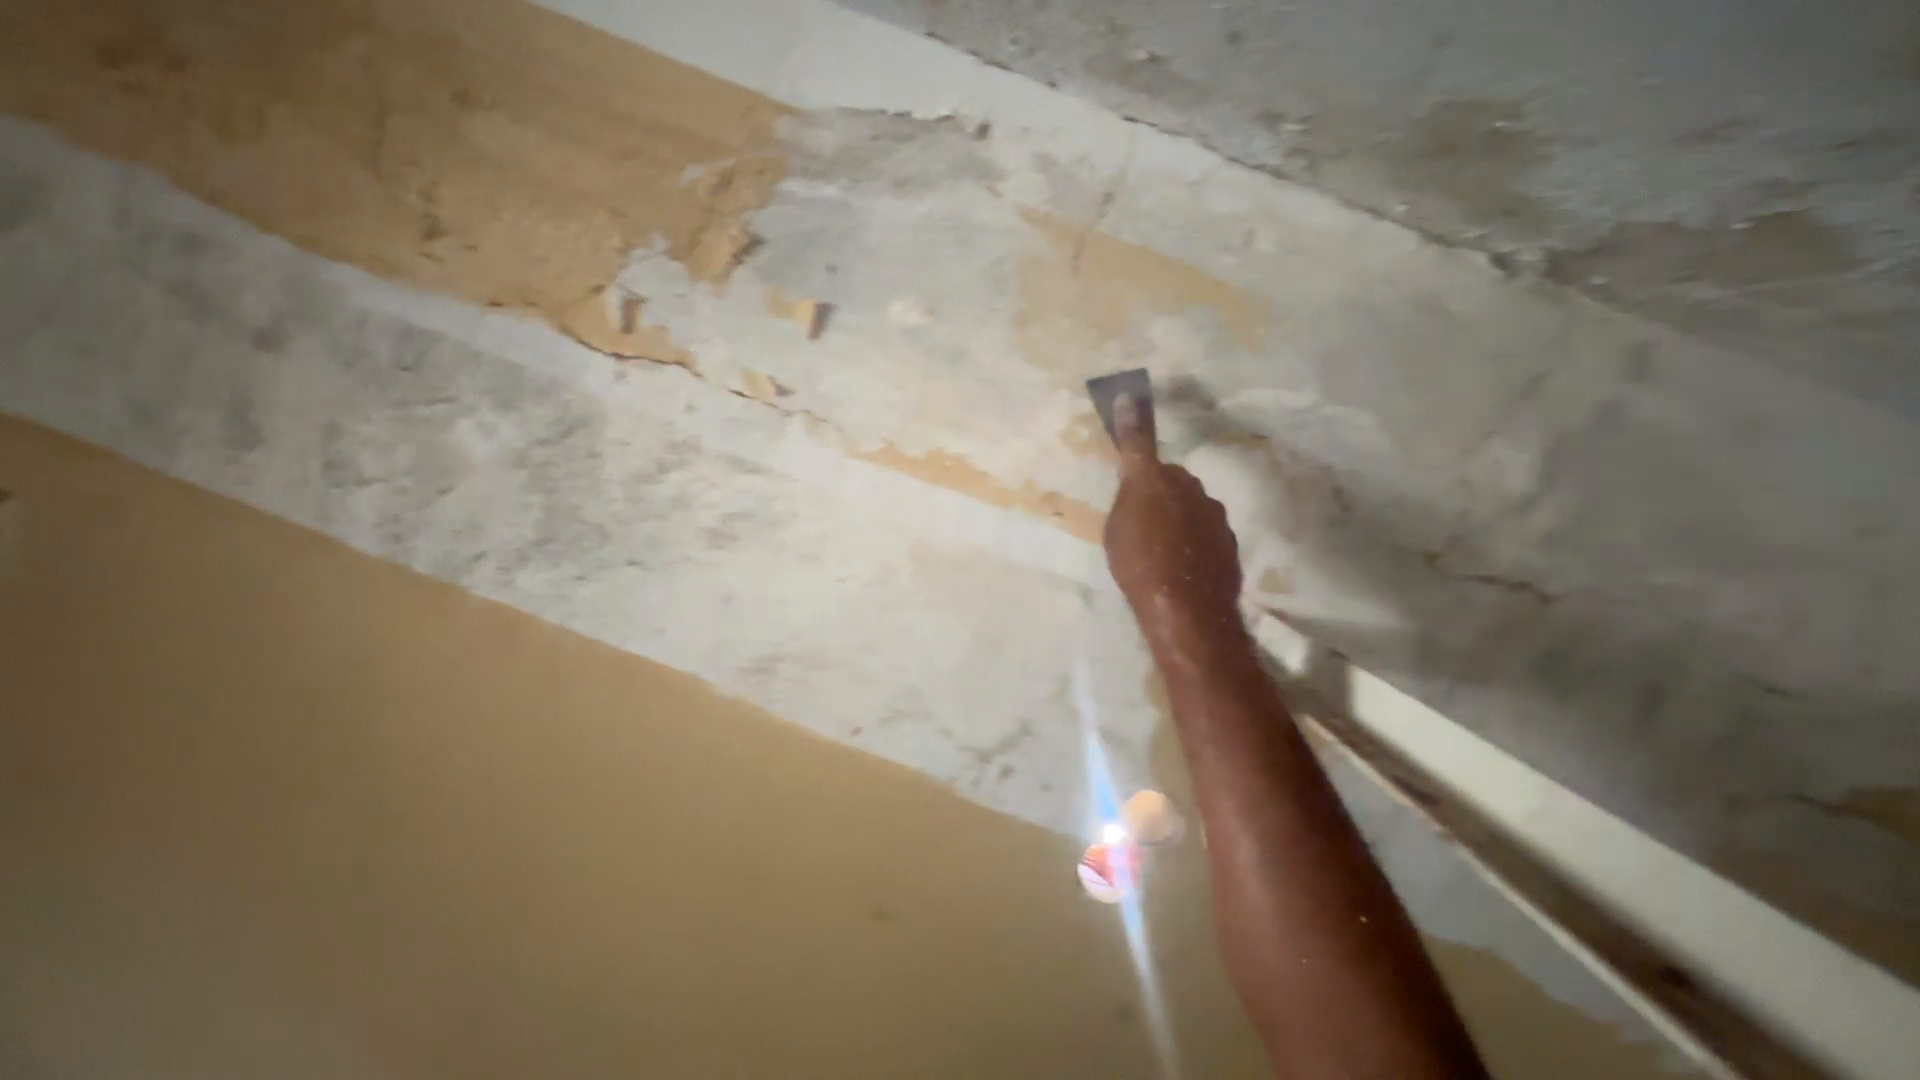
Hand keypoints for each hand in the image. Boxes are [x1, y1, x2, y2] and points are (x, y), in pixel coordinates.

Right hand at [1103, 394, 1243, 652]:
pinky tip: (1183, 567)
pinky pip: (1206, 534)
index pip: (1141, 446)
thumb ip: (1129, 495)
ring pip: (1193, 508)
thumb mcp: (1118, 528)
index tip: (1129, 396)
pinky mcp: (1229, 543)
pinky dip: (1195, 543)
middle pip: (1173, 480)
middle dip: (1161, 492)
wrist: (1186, 609)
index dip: (1133, 423)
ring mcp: (1214, 516)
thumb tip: (1137, 474)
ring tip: (1164, 553)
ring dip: (1180, 519)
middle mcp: (1191, 488)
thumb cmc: (1139, 564)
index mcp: (1157, 480)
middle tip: (1142, 521)